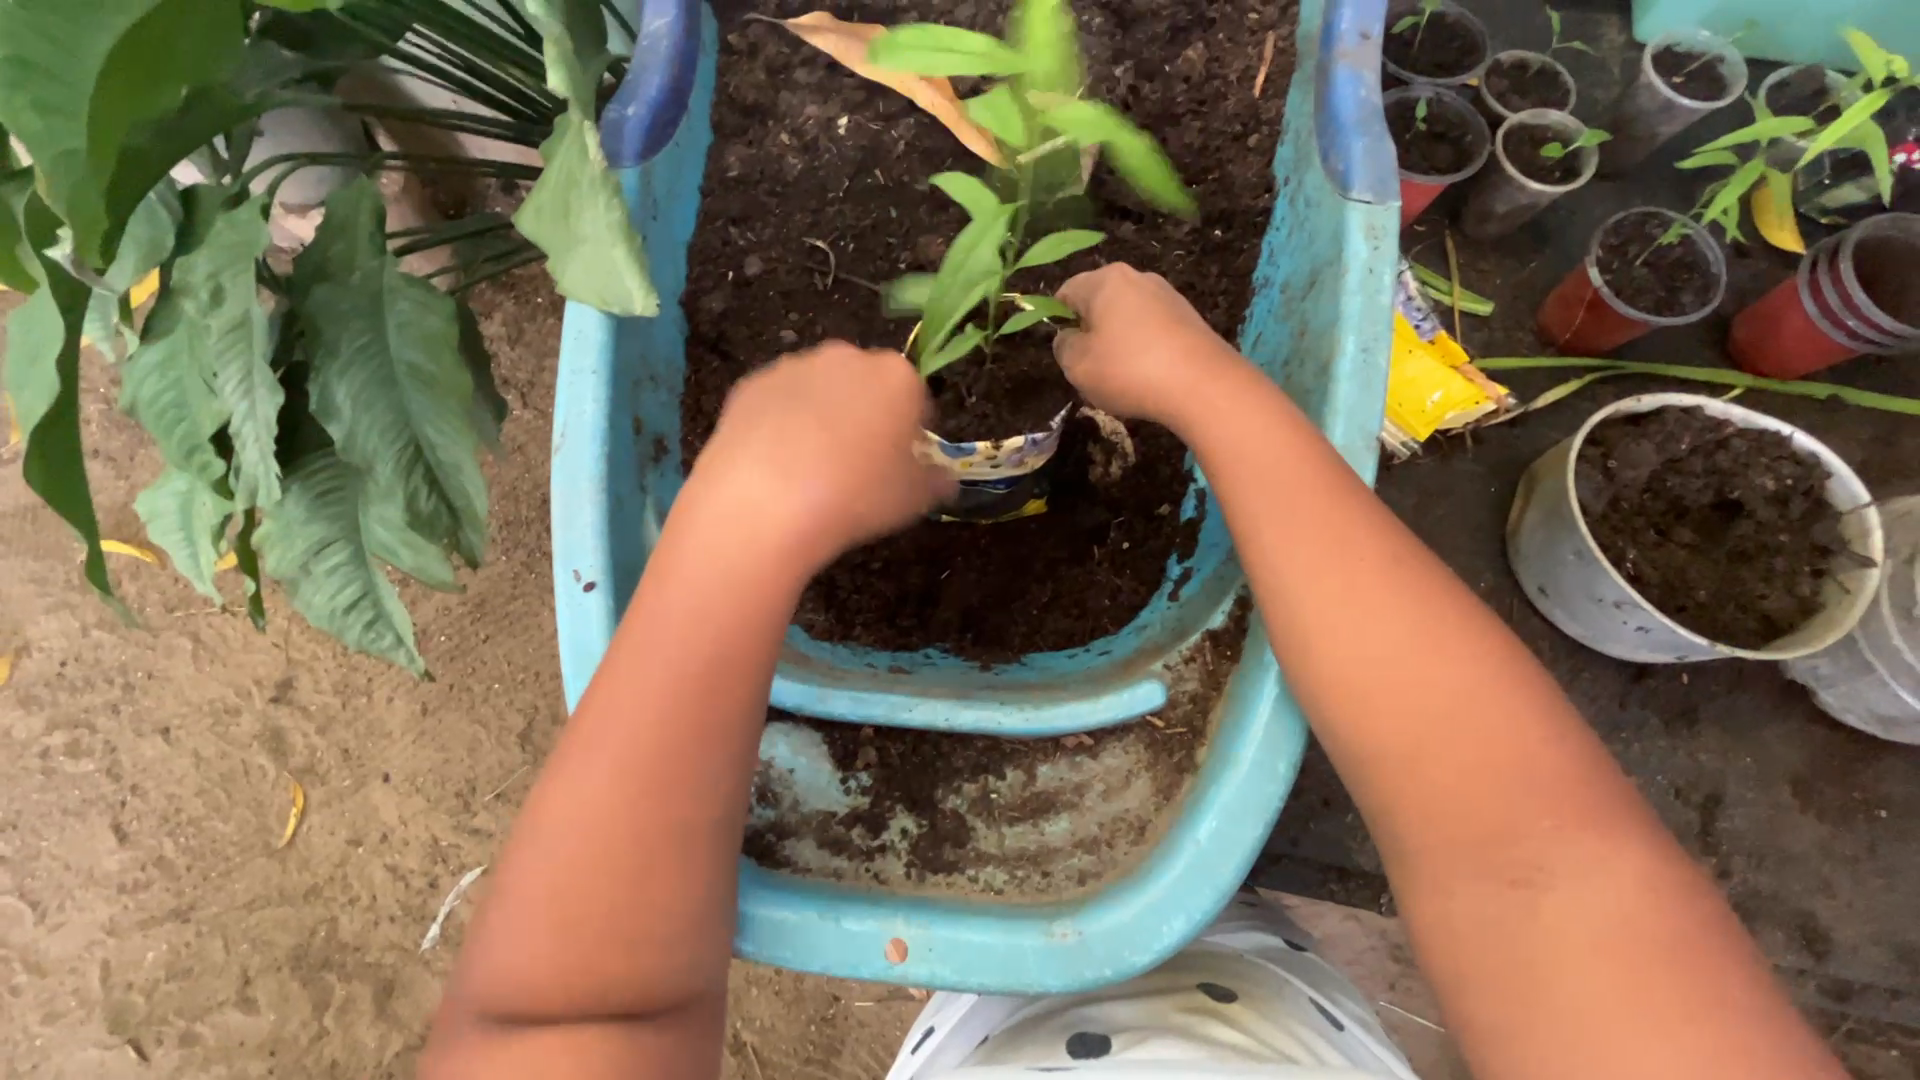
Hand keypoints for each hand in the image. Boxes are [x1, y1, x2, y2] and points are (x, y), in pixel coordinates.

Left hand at [685, 341, 955, 572]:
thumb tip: (944, 478)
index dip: (913, 432)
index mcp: (897, 377)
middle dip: (868, 416)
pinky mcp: (751, 384)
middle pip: (867, 386)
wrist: (766, 500)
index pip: (917, 398)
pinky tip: (778, 465)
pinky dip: (782, 425)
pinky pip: (779, 404)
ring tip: (813, 469)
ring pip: (821, 391)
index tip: (903, 463)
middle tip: (859, 465)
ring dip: (824, 418)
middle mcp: (847, 358)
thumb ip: (937, 480)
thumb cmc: (857, 495)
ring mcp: (794, 366)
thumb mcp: (914, 498)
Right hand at [1053, 264, 1247, 431]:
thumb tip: (1068, 337)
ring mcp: (1168, 296)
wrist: (1202, 385)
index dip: (1056, 319)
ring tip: (1121, 379)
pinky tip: (1148, 379)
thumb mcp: (1077, 365)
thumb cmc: (1128, 370)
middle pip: (1100, 304)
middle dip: (1091, 333)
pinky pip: (1152, 332)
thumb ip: (1063, 346)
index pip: (1066, 291)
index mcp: (1105, 280)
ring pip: (1127, 320)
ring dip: (1118, 345)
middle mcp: (1138, 278)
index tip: (1062, 350)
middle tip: (1090, 369)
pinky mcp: (1189, 319)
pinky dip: (1144, 351)